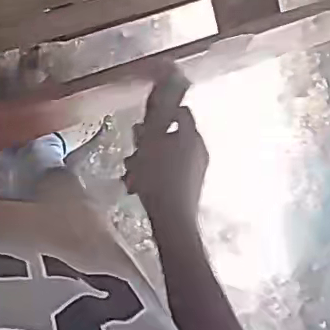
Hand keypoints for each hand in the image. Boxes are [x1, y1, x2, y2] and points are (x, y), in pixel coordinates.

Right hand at [125, 105, 207, 225]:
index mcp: (191, 136)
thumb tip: (147, 121)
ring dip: (150, 160)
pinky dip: (157, 174)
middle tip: (135, 149)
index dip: (164, 112)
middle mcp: (198, 149)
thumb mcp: (145, 148)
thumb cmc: (157, 178)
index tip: (147, 120)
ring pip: (169, 155)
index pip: (181, 112)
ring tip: (131, 173)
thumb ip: (146, 130)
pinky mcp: (191, 185)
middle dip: (151, 141)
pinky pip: (172, 171)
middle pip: (173, 135)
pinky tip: (138, 185)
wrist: (172, 216)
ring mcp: (197, 168)